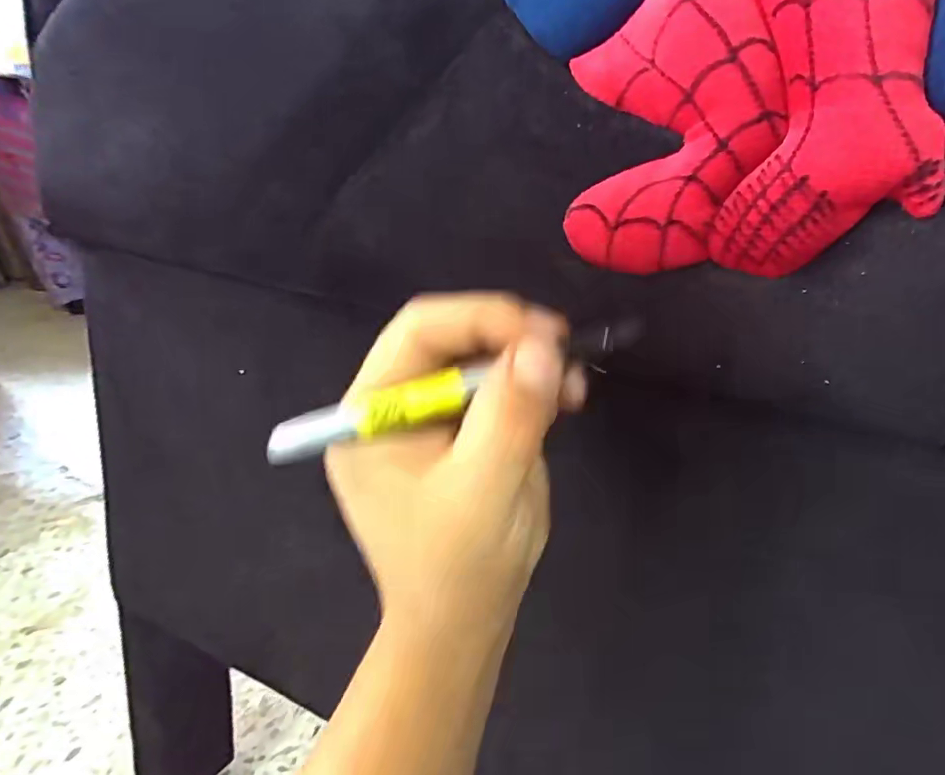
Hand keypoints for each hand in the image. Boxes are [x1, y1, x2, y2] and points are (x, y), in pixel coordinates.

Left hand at [324, 294, 585, 638]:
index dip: (481, 317)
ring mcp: (426, 414)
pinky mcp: (459, 426)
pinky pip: (496, 383)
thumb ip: (511, 413)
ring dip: (529, 360)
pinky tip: (564, 397)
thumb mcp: (487, 490)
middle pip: (451, 337)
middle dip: (510, 337)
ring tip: (573, 384)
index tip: (542, 332)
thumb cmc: (459, 567)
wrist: (462, 625)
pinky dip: (533, 383)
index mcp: (370, 413)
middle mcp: (391, 403)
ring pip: (479, 355)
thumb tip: (542, 343)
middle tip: (564, 348)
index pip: (419, 330)